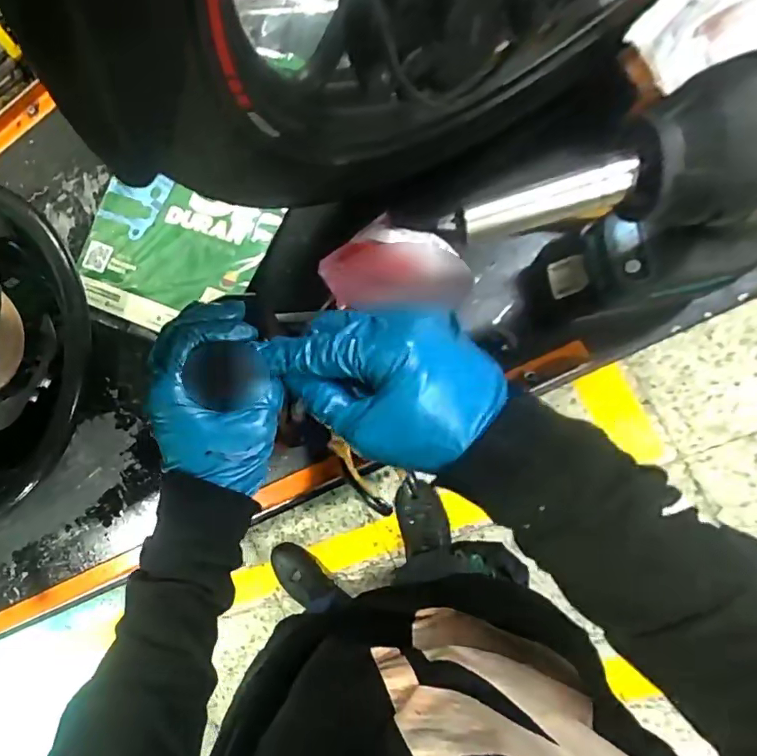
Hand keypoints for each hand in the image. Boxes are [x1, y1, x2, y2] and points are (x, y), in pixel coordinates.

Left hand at [146, 301, 283, 494]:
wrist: (208, 497)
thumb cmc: (226, 460)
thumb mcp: (251, 417)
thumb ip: (256, 378)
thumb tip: (257, 348)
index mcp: (172, 387)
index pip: (186, 336)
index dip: (217, 324)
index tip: (245, 328)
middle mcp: (162, 384)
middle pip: (175, 334)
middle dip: (207, 318)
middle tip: (237, 314)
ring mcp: (167, 391)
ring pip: (177, 345)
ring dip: (203, 329)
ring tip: (233, 324)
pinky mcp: (176, 399)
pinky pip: (184, 361)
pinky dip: (203, 347)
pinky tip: (226, 346)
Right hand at [265, 309, 506, 472]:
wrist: (491, 436)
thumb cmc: (433, 436)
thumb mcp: (365, 427)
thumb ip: (325, 398)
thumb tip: (300, 380)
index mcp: (384, 342)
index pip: (320, 345)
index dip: (288, 356)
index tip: (265, 360)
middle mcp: (400, 319)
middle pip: (335, 326)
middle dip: (312, 352)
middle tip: (301, 382)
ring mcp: (416, 319)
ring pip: (355, 326)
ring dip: (336, 350)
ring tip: (333, 384)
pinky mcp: (425, 327)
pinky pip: (378, 330)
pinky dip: (360, 348)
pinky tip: (359, 375)